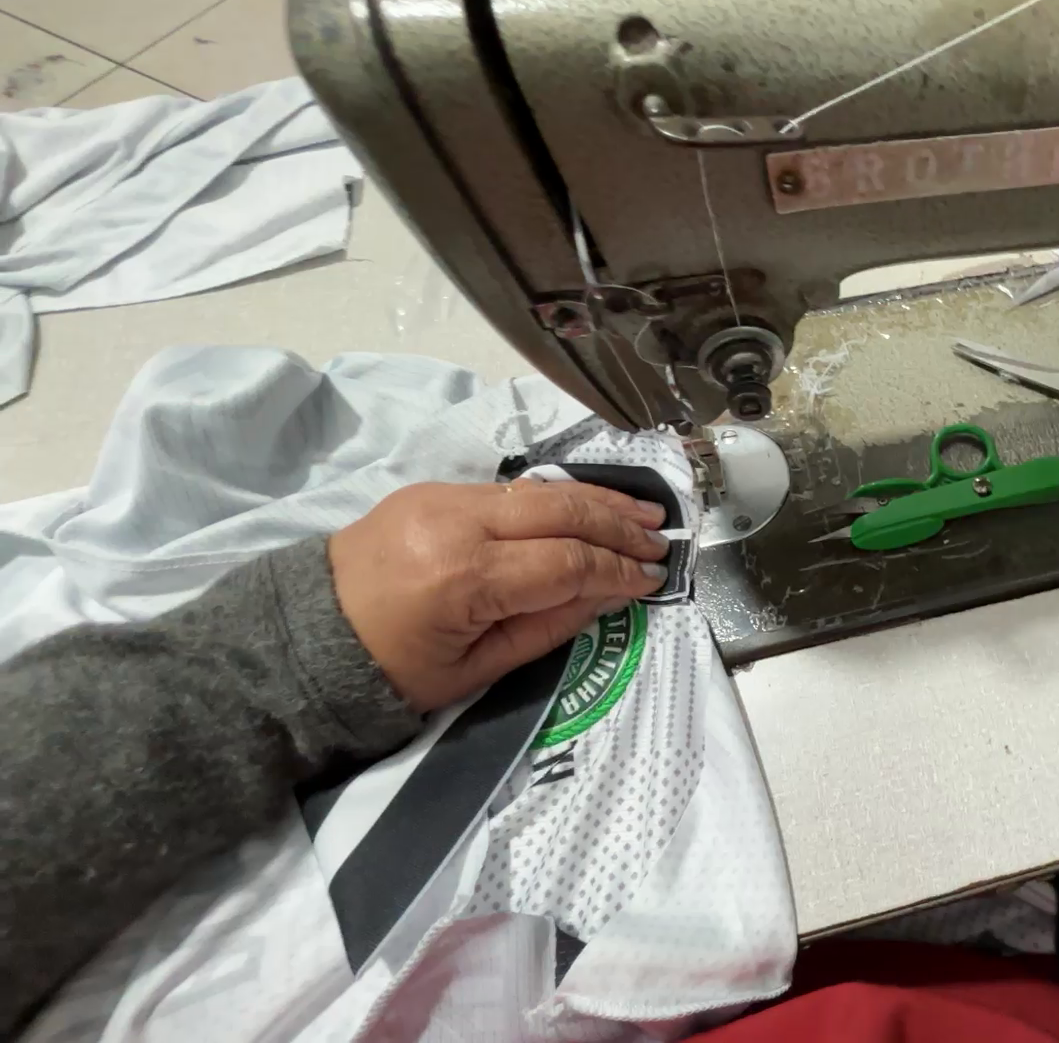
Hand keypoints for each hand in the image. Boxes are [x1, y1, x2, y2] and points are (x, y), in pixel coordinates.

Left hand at [328, 480, 669, 711]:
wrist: (295, 640)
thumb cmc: (391, 672)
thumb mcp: (480, 667)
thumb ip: (555, 623)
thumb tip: (615, 591)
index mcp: (462, 577)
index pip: (567, 562)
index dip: (618, 569)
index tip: (653, 580)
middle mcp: (455, 522)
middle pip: (563, 511)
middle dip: (621, 526)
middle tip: (661, 541)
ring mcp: (442, 496)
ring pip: (544, 489)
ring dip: (602, 501)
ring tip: (647, 513)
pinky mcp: (436, 488)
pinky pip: (517, 489)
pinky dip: (565, 497)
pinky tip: (597, 505)